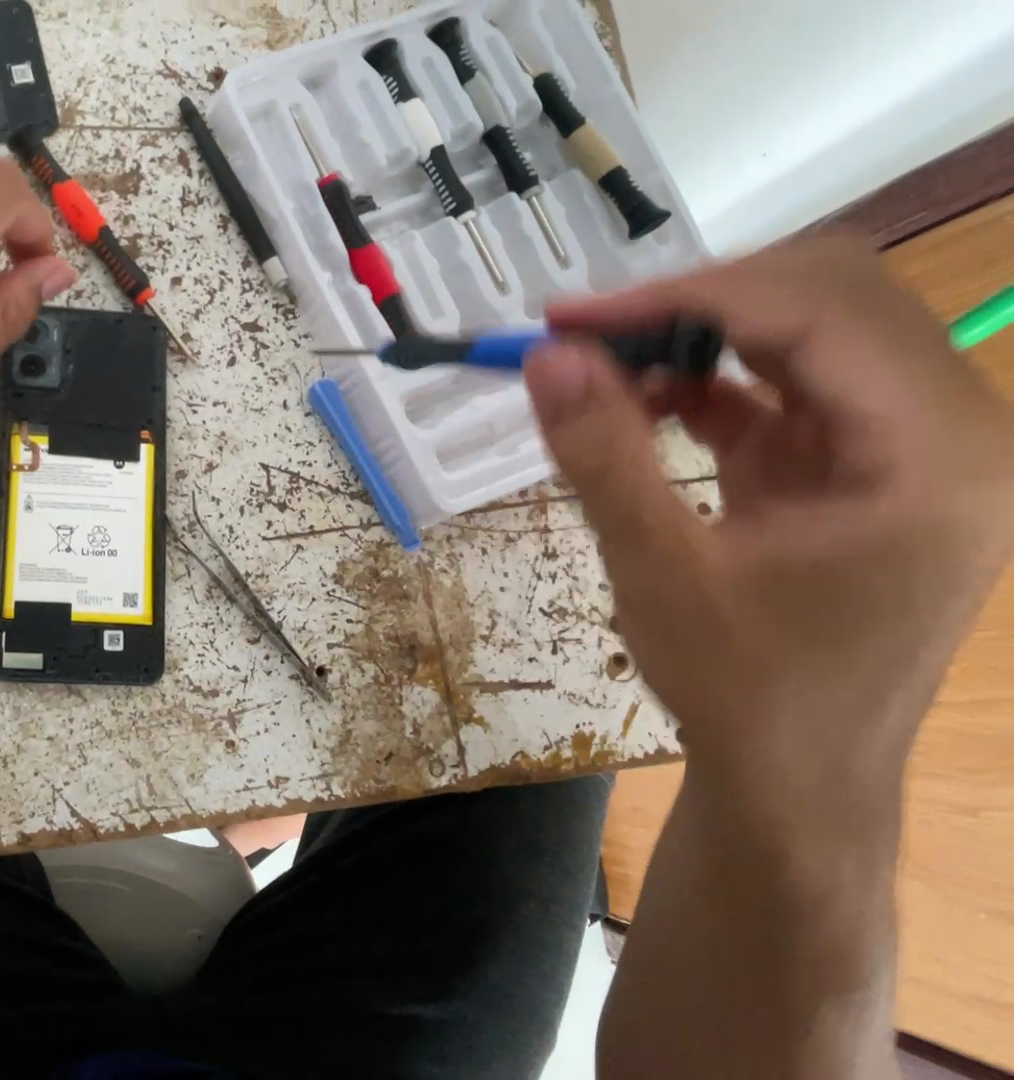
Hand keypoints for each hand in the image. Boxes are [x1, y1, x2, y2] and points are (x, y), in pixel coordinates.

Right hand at [525, 236, 1013, 808]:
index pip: (818, 313)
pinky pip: (781, 393)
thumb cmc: (743, 686)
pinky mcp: (853, 470)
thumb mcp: (659, 571)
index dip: (684, 297)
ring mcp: (902, 449)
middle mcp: (944, 431)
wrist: (794, 774)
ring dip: (693, 342)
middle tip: (579, 337)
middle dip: (691, 305)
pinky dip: (701, 388)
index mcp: (934, 453)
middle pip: (826, 303)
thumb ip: (603, 456)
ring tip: (597, 375)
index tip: (568, 319)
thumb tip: (544, 357)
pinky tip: (636, 408)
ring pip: (803, 339)